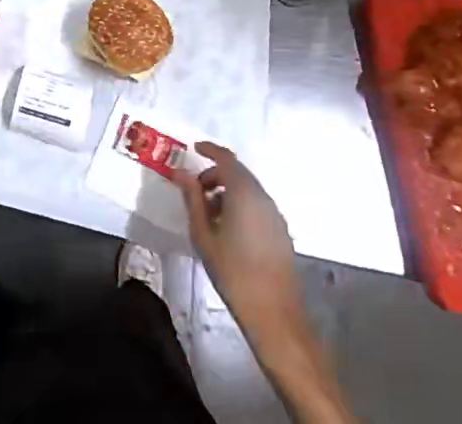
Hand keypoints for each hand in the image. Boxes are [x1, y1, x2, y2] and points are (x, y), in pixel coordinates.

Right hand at [175, 147, 356, 423]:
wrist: (274, 313)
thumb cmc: (232, 271)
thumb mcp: (203, 234)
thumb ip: (193, 199)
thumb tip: (180, 172)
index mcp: (244, 193)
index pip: (227, 159)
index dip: (210, 150)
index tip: (193, 148)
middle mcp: (263, 197)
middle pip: (238, 173)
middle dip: (215, 175)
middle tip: (194, 189)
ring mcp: (275, 215)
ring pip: (248, 190)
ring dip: (227, 191)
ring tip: (207, 214)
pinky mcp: (280, 231)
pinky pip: (257, 205)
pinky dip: (239, 205)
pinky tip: (226, 229)